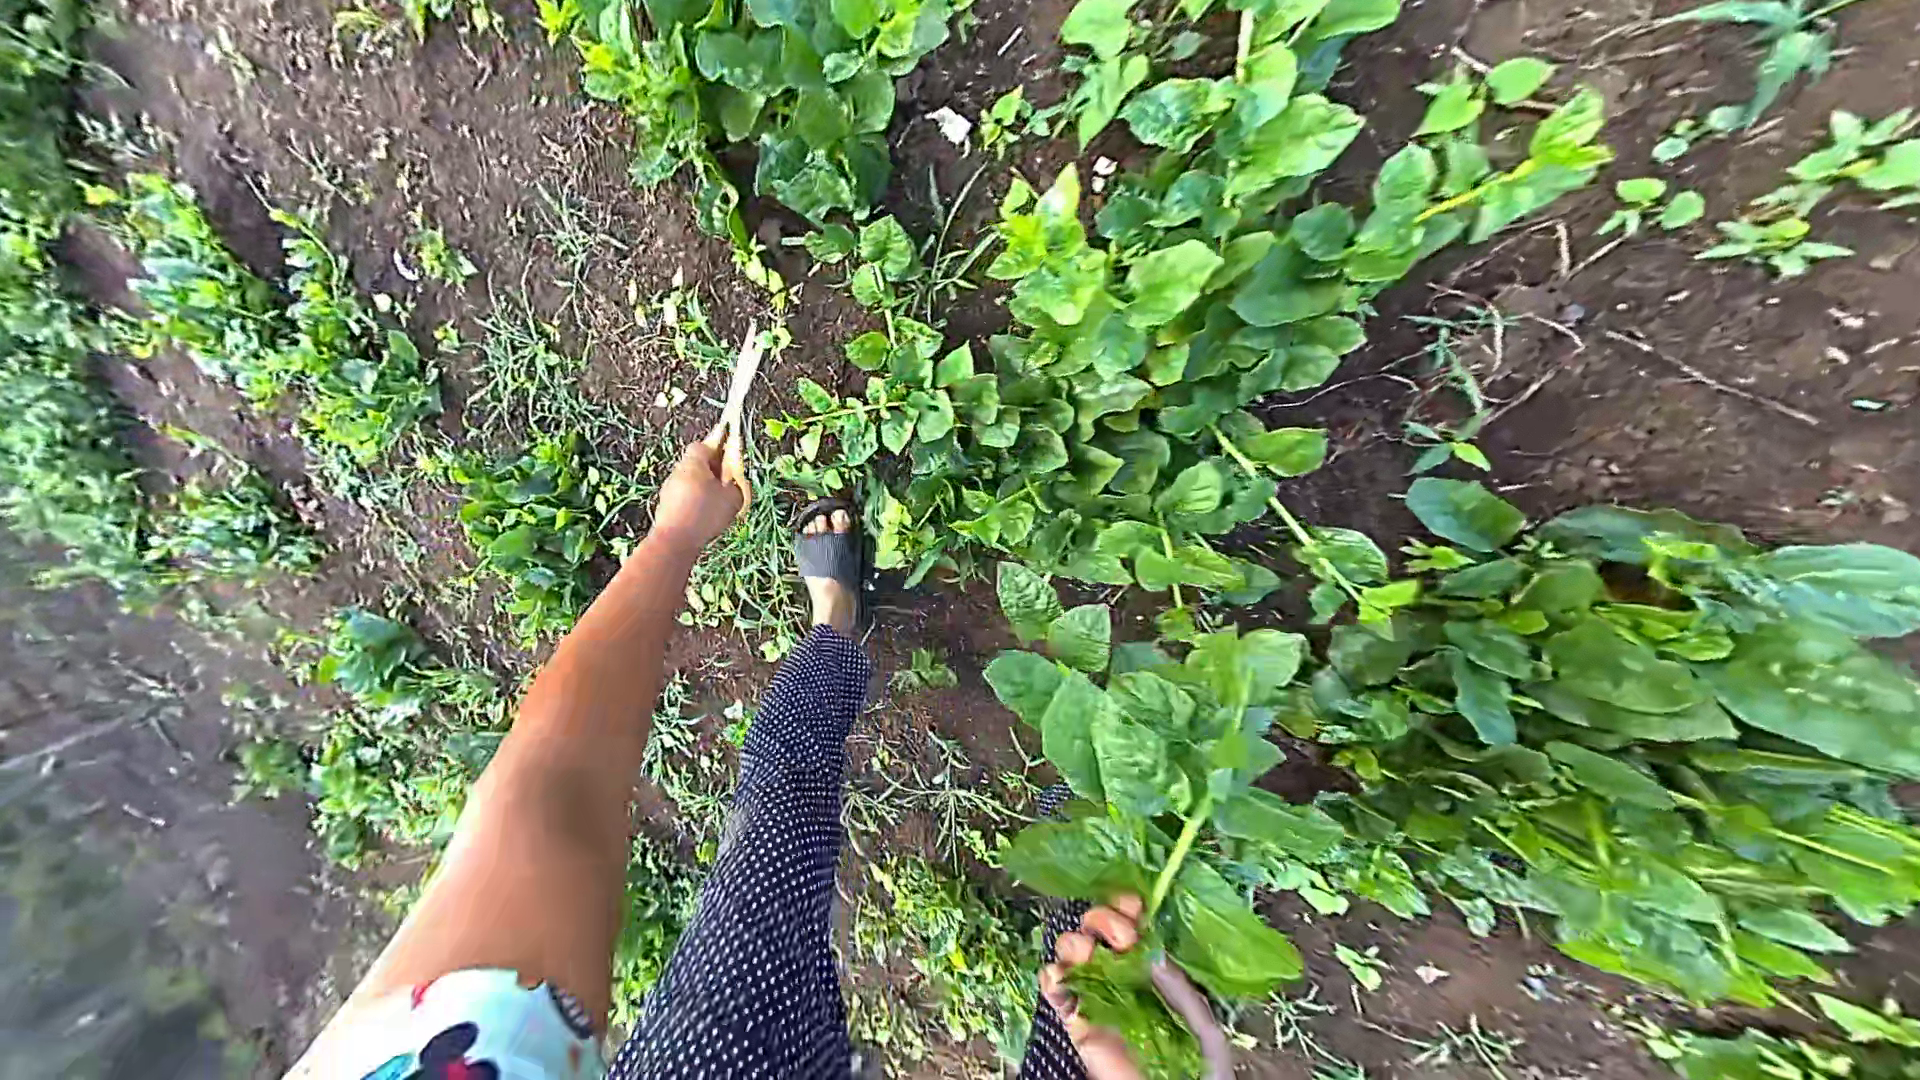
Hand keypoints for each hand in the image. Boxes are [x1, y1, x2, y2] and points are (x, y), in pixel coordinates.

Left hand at [650, 437, 743, 552]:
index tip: (729, 461)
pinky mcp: (666, 506)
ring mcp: (669, 489)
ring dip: (704, 488)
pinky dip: (696, 502)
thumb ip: (736, 484)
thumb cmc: (706, 513)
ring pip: (691, 481)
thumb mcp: (733, 497)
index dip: (716, 449)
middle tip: (727, 485)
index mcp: (693, 464)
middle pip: (696, 464)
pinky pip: (685, 497)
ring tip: (718, 504)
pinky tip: (706, 517)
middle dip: (712, 472)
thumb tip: (734, 479)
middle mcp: (678, 472)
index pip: (702, 445)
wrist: (675, 540)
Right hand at [1040, 895, 1232, 1079]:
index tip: (1133, 907)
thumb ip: (1178, 985)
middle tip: (1123, 939)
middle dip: (1103, 918)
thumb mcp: (1200, 1020)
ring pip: (1069, 945)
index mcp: (1145, 956)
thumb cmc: (1198, 1062)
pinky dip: (1051, 976)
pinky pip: (1052, 985)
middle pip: (1094, 921)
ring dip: (1074, 943)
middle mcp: (1116, 964)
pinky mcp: (1074, 1015)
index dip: (1125, 903)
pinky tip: (1061, 979)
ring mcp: (1093, 986)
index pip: (1127, 915)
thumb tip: (1152, 952)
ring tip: (1089, 957)